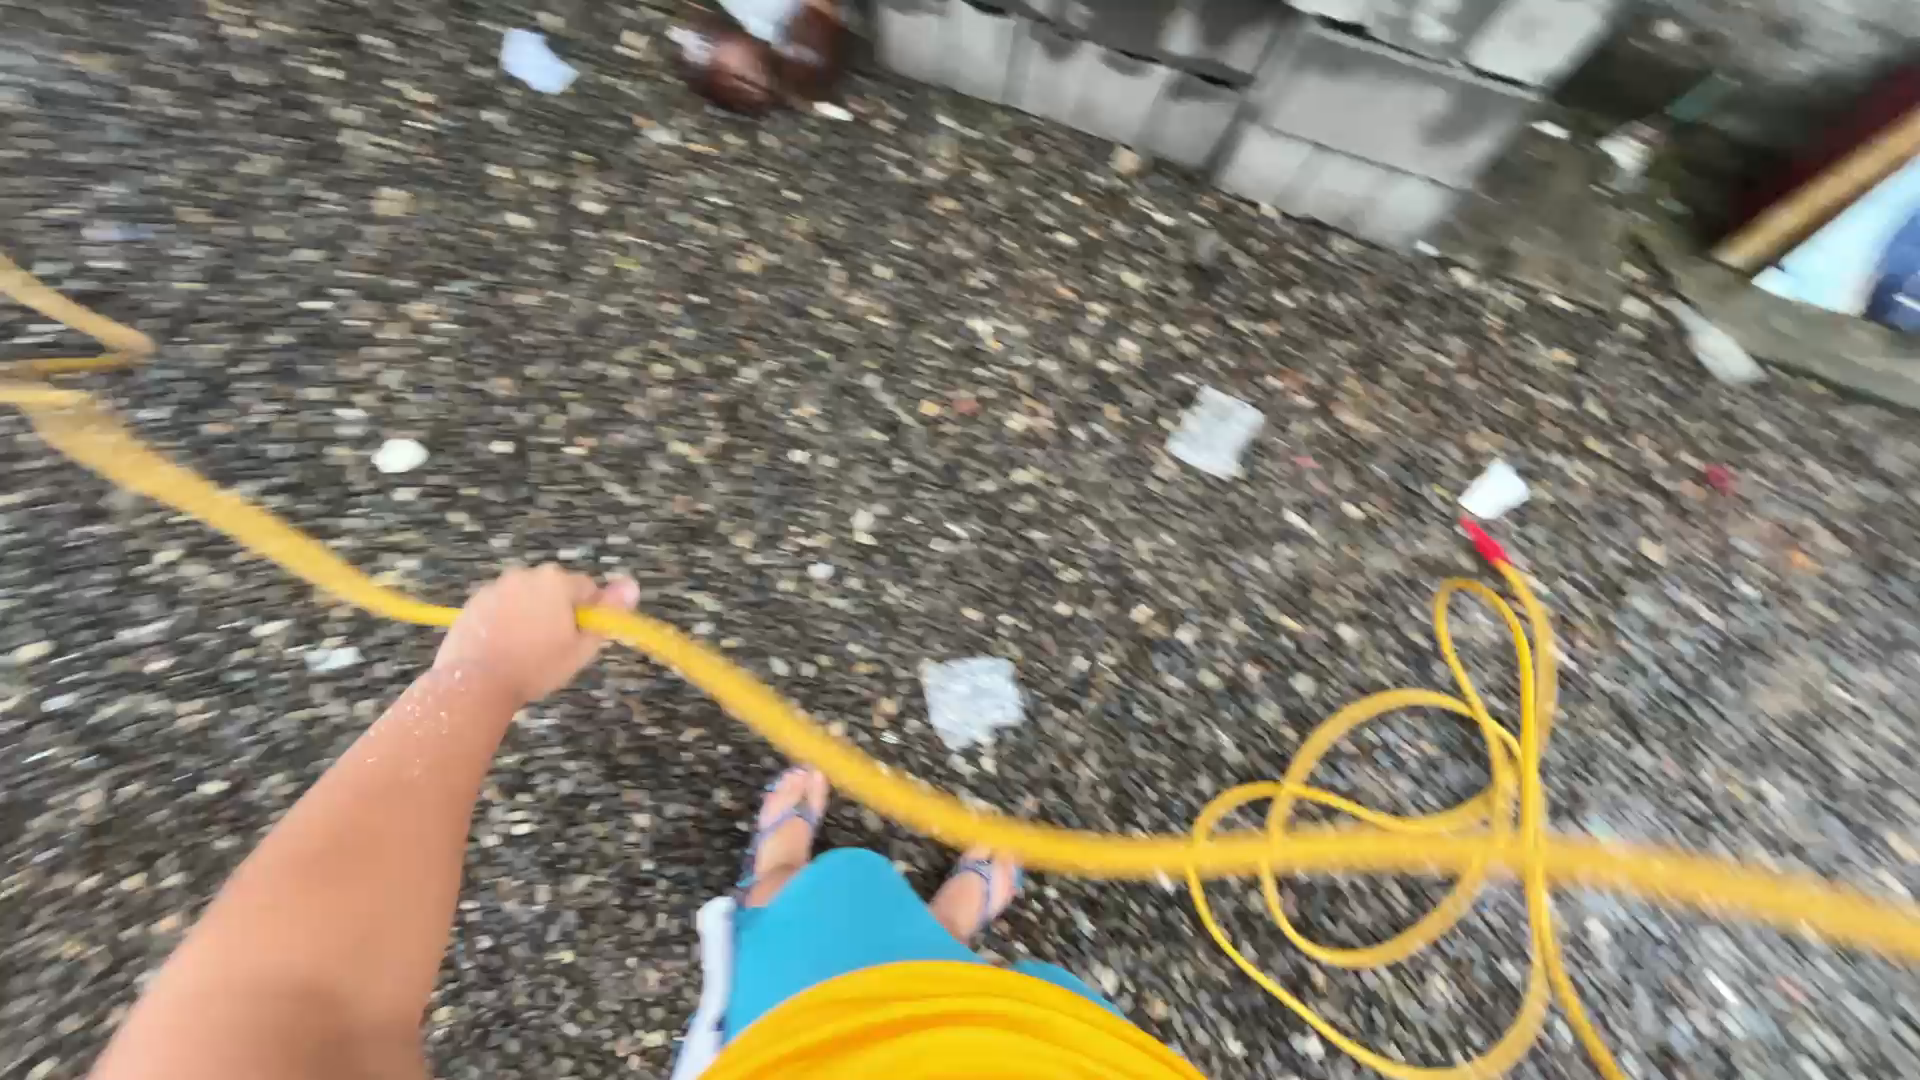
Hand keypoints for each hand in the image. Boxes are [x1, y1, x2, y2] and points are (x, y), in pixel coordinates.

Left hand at [432, 565, 639, 704]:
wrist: (475, 684)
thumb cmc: (537, 666)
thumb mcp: (583, 645)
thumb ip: (609, 613)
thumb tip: (632, 584)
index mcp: (556, 581)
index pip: (588, 588)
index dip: (589, 613)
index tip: (580, 636)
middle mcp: (526, 575)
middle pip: (555, 589)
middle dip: (559, 610)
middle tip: (555, 644)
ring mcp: (496, 587)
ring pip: (527, 597)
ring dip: (532, 614)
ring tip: (527, 648)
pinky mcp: (473, 602)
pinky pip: (502, 605)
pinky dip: (507, 620)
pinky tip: (505, 646)